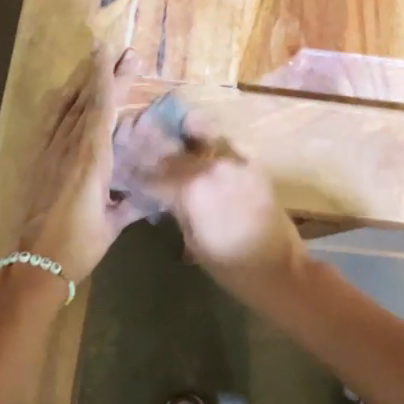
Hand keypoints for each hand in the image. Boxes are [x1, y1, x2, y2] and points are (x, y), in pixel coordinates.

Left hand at [16, 45, 142, 280]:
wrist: (34, 264)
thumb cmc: (79, 247)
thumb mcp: (112, 224)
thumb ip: (129, 204)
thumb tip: (150, 194)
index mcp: (92, 161)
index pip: (103, 110)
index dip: (111, 80)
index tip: (119, 55)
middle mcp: (69, 148)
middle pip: (87, 101)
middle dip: (103, 73)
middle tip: (121, 50)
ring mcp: (50, 151)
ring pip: (67, 106)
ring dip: (82, 80)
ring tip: (95, 58)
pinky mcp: (38, 159)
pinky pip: (50, 121)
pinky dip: (62, 101)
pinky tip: (67, 90)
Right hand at [111, 98, 306, 295]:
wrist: (280, 268)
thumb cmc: (230, 265)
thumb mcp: (192, 239)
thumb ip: (176, 206)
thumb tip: (161, 191)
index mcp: (192, 186)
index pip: (153, 171)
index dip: (135, 169)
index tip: (123, 164)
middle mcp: (212, 164)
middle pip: (174, 148)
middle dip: (153, 145)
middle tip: (137, 138)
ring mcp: (235, 159)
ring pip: (200, 135)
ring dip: (180, 136)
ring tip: (164, 136)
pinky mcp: (251, 163)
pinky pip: (222, 145)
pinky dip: (205, 143)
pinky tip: (196, 149)